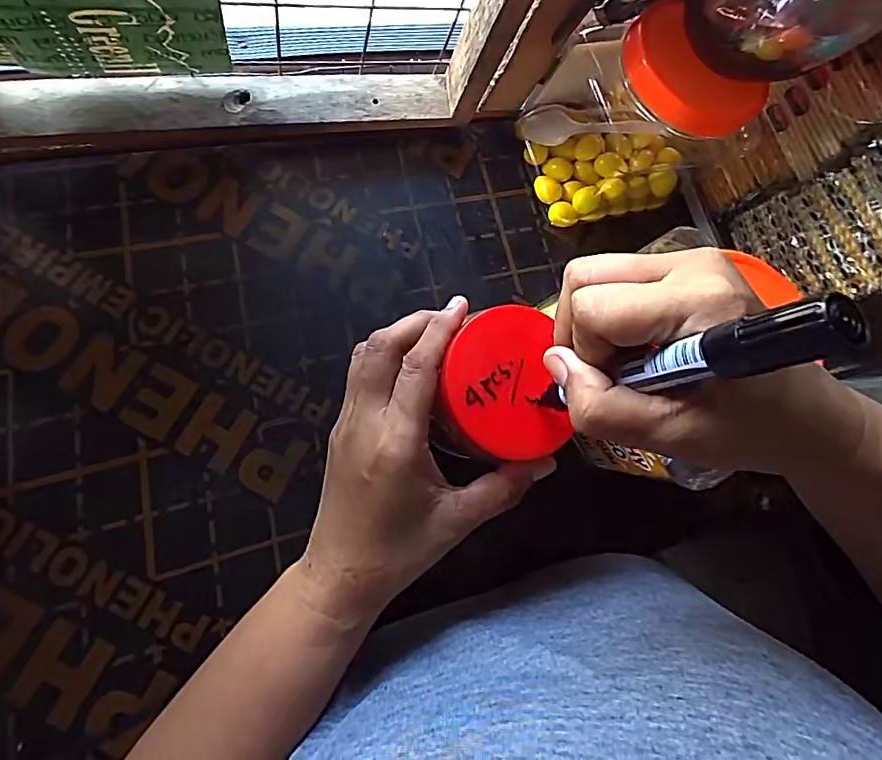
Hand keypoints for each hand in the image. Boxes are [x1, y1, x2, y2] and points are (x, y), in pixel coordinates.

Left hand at [297, 297, 554, 626]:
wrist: (338, 575)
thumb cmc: (398, 552)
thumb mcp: (456, 521)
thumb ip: (502, 488)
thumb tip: (542, 462)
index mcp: (395, 442)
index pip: (414, 368)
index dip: (438, 330)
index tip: (461, 307)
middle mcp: (364, 421)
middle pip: (380, 347)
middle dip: (415, 322)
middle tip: (452, 318)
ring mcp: (345, 421)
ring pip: (363, 356)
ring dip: (395, 334)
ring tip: (432, 333)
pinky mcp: (339, 427)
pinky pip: (358, 373)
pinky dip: (382, 354)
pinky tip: (409, 366)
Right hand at [546, 249, 872, 475]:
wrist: (809, 414)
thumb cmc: (750, 429)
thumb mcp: (670, 436)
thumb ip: (599, 407)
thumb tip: (555, 363)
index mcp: (698, 302)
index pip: (593, 307)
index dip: (587, 353)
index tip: (617, 385)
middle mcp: (692, 264)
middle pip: (583, 275)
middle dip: (579, 329)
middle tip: (609, 370)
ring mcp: (691, 257)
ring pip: (594, 272)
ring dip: (591, 319)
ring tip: (626, 358)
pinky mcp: (688, 261)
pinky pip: (616, 276)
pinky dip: (610, 311)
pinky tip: (640, 344)